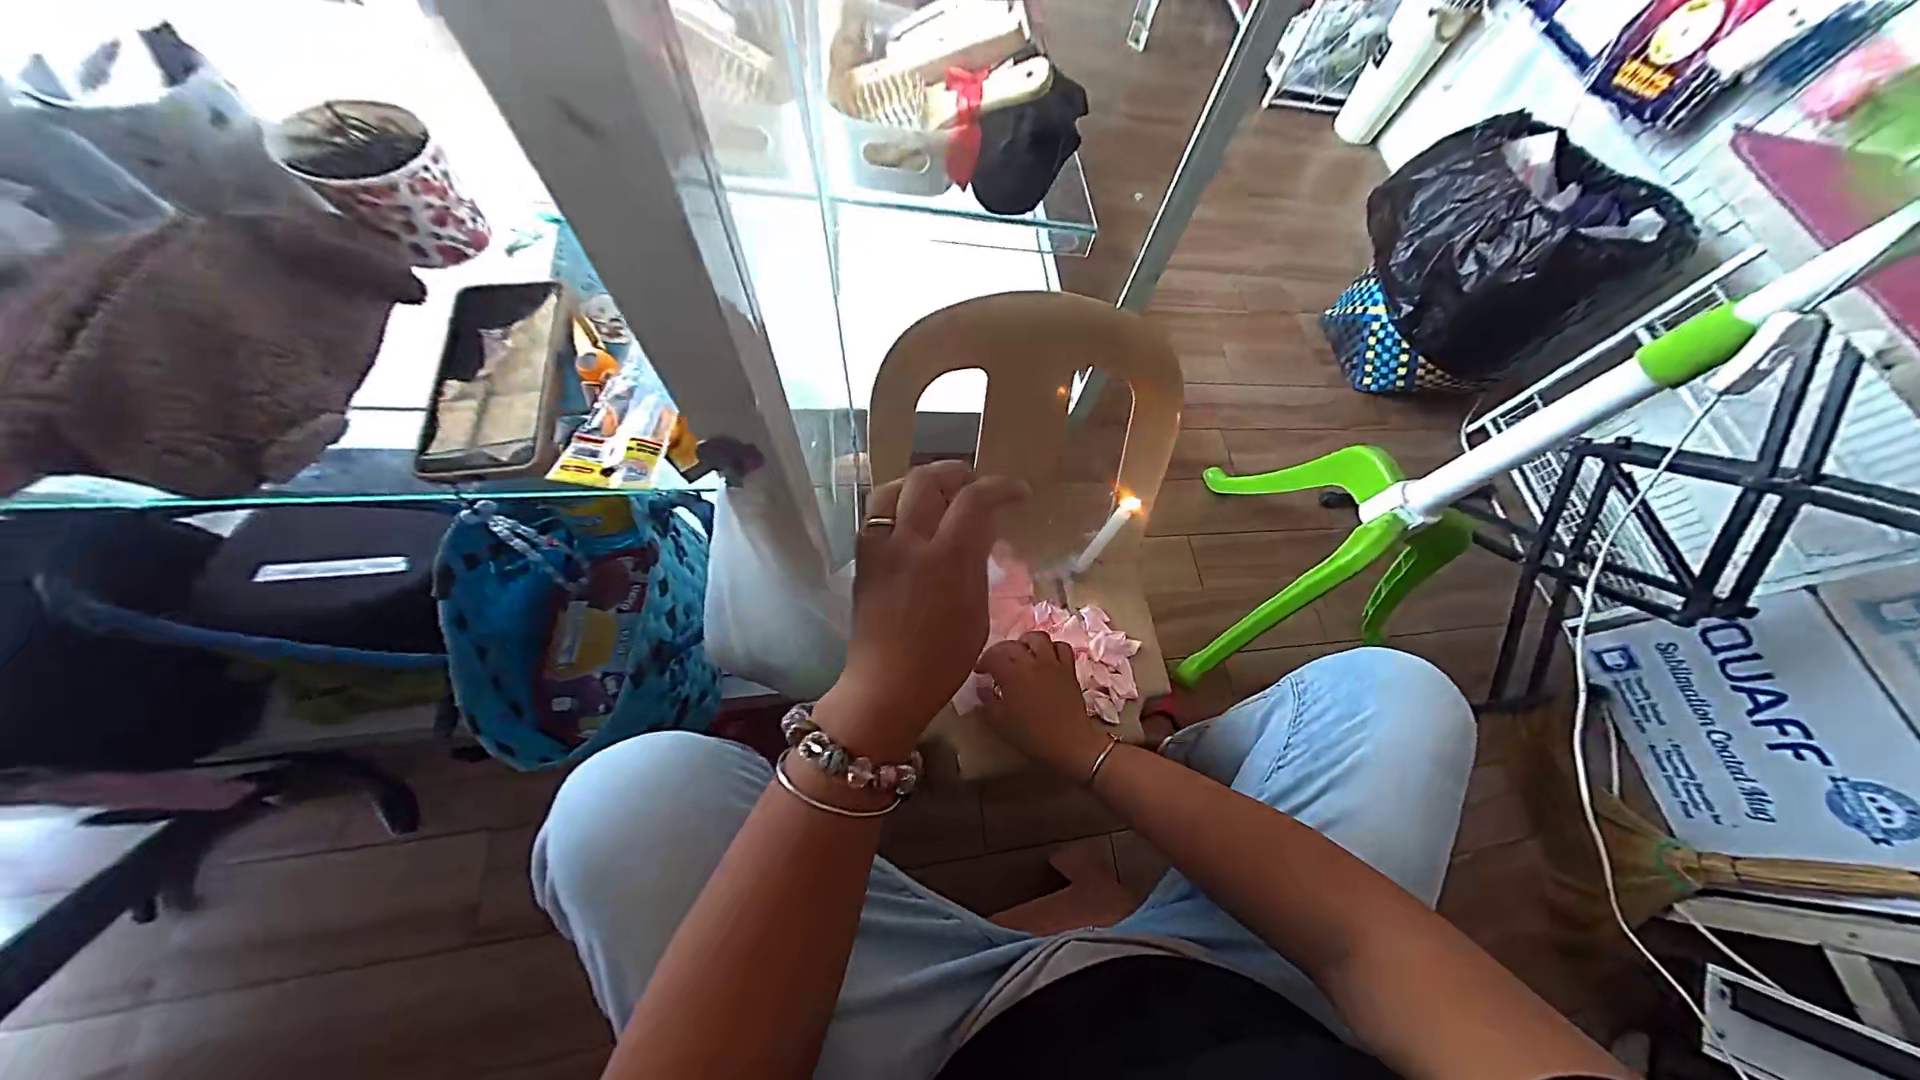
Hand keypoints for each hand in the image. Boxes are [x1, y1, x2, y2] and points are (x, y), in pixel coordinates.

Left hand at [818, 461, 1027, 759]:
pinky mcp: (862, 557)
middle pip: (927, 480)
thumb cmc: (943, 659)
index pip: (973, 500)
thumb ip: (977, 560)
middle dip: (957, 473)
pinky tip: (912, 518)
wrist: (886, 684)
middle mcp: (908, 542)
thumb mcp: (977, 610)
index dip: (1000, 487)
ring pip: (894, 488)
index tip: (1018, 492)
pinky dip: (898, 502)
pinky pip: (877, 512)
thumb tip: (983, 527)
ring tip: (940, 494)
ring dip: (921, 482)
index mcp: (945, 560)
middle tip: (975, 485)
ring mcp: (878, 547)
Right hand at [976, 631, 1113, 778]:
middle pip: (1012, 644)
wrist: (1068, 742)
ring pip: (1038, 638)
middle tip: (997, 663)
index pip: (992, 656)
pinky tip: (1046, 657)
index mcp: (1011, 673)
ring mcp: (1052, 662)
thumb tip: (982, 687)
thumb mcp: (1000, 721)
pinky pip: (1061, 647)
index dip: (983, 661)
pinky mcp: (1068, 668)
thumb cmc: (1031, 735)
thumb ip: (988, 700)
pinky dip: (1052, 648)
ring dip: (1026, 642)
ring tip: (1022, 653)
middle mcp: (1031, 661)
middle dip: (1000, 651)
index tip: (980, 671)